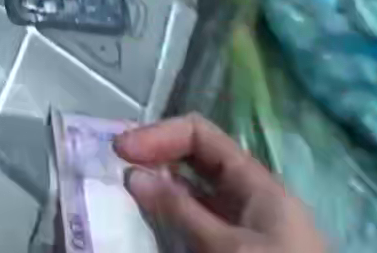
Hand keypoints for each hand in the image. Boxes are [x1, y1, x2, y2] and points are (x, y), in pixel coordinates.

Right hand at [115, 115, 325, 252]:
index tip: (122, 152)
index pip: (200, 134)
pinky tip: (152, 230)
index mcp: (259, 186)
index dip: (159, 135)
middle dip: (156, 158)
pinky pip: (200, 226)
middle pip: (196, 159)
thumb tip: (132, 173)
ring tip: (127, 198)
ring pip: (195, 194)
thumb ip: (179, 210)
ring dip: (161, 191)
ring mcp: (247, 232)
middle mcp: (252, 200)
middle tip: (117, 168)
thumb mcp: (228, 252)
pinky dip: (174, 222)